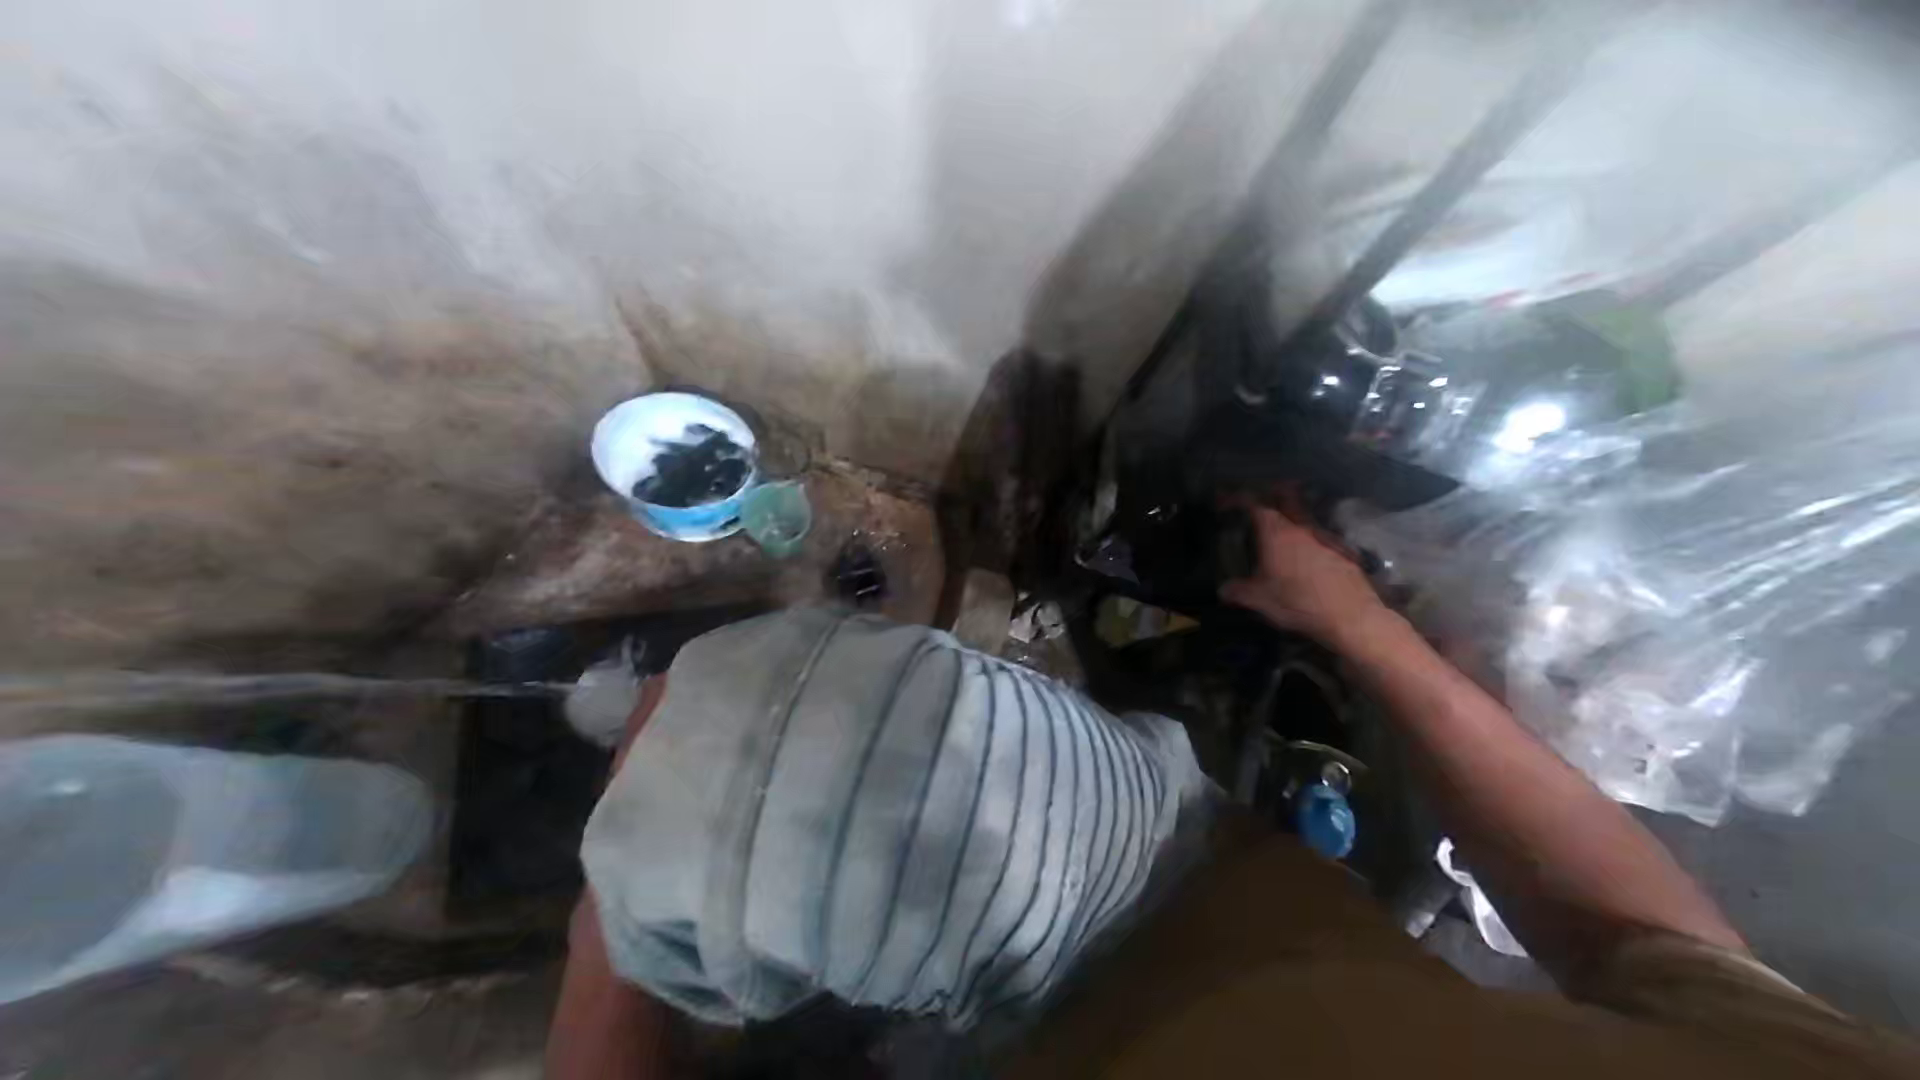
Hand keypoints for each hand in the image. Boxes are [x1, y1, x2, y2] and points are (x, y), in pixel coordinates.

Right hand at [1220, 502, 1384, 646]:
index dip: (1238, 499)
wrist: (1351, 616)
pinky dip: (1311, 538)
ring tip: (1285, 523)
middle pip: (1289, 500)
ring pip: (1307, 519)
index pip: (1255, 505)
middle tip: (1266, 491)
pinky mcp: (1344, 554)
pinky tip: (1308, 553)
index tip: (1226, 501)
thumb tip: (1223, 590)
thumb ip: (1238, 591)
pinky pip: (1322, 538)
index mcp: (1276, 535)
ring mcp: (1326, 540)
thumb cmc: (1298, 602)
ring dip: (1296, 515)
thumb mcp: (1258, 600)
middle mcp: (1301, 530)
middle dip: (1276, 492)